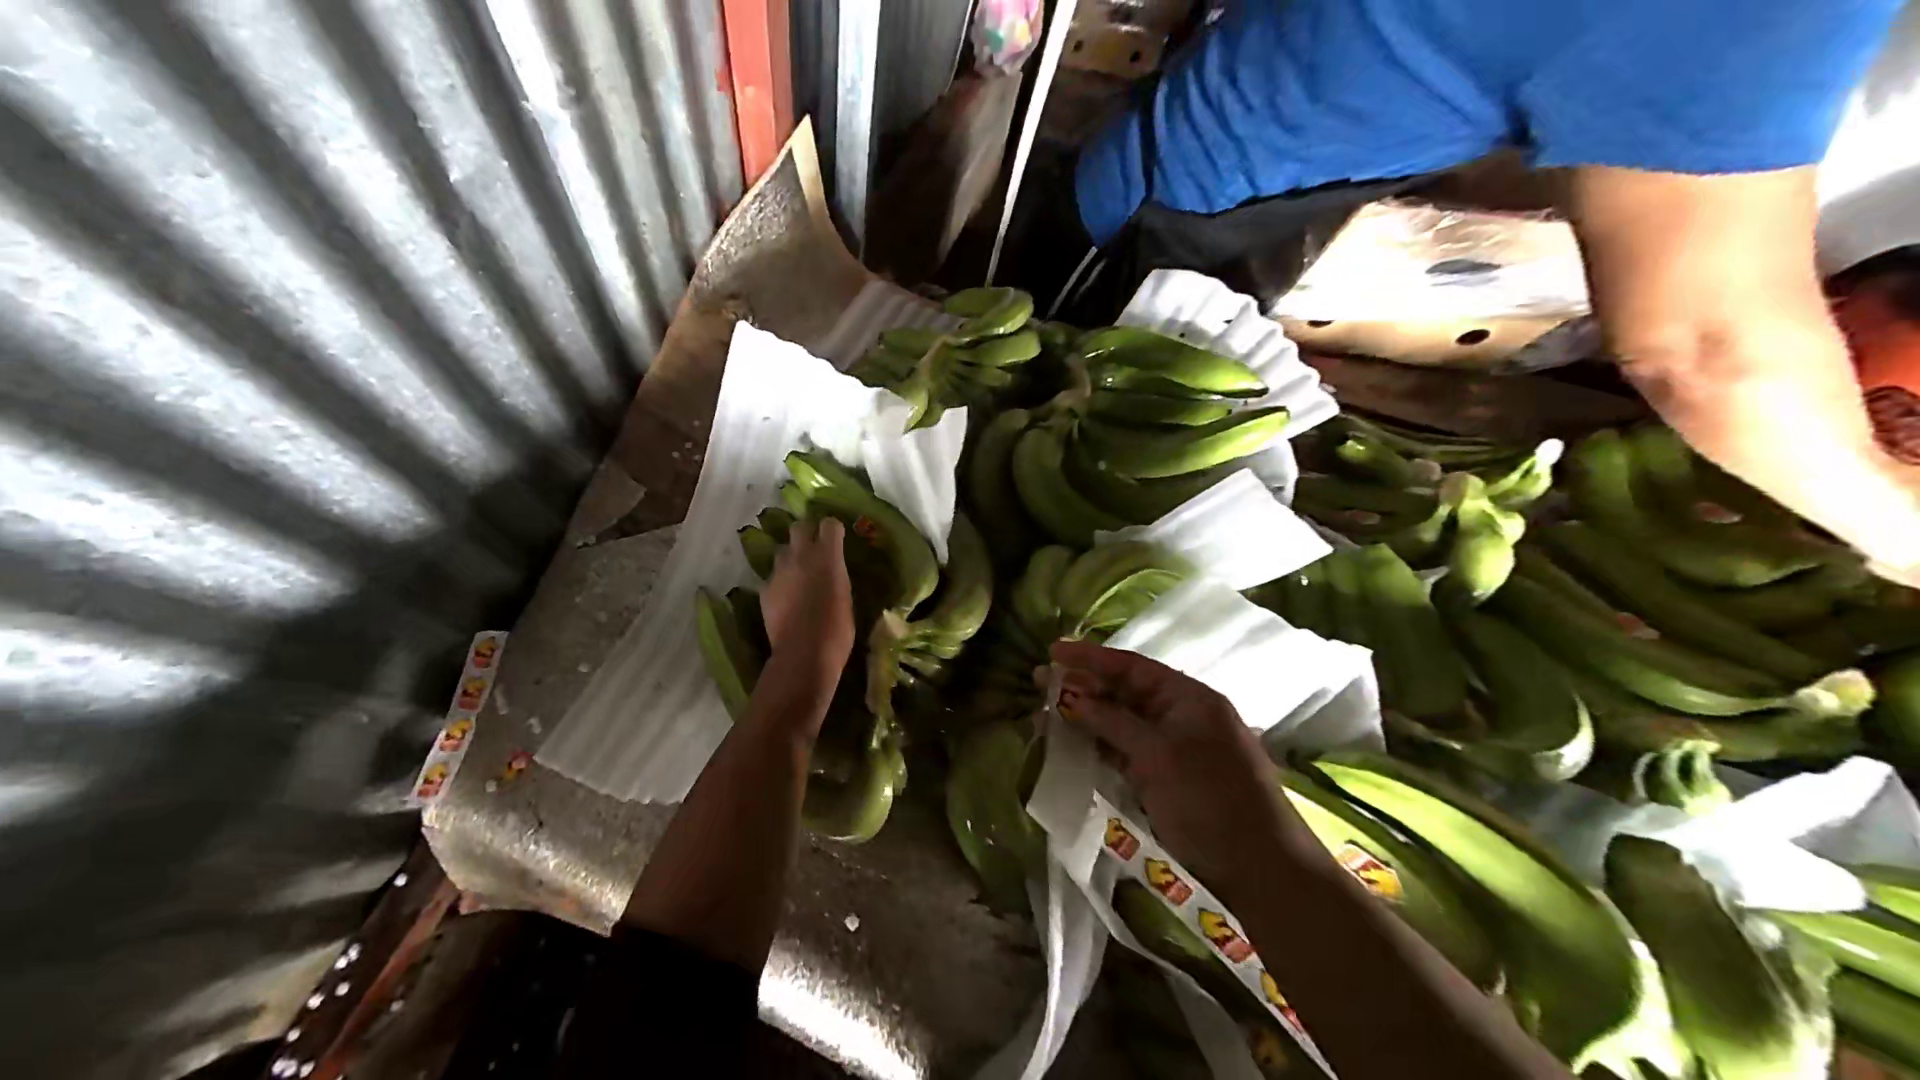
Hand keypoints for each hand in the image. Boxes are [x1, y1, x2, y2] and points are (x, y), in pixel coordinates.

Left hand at [760, 518, 855, 682]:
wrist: (804, 652)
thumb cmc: (838, 628)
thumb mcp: (846, 596)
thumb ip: (837, 575)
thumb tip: (832, 572)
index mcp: (828, 555)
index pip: (829, 524)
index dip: (833, 530)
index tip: (837, 539)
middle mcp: (801, 555)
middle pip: (799, 526)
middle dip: (807, 532)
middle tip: (815, 548)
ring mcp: (779, 571)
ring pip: (783, 551)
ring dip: (792, 557)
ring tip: (799, 575)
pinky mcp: (764, 589)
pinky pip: (773, 577)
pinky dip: (780, 582)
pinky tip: (787, 599)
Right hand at [1046, 640, 1307, 904]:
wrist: (1258, 870)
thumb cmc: (1211, 801)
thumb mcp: (1159, 756)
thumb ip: (1112, 722)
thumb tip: (1071, 696)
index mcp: (1188, 698)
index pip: (1132, 667)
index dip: (1091, 658)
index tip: (1053, 651)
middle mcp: (1180, 716)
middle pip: (1124, 692)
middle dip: (1082, 686)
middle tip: (1039, 681)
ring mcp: (1172, 749)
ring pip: (1120, 723)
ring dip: (1085, 717)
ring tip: (1044, 713)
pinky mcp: (1164, 779)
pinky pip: (1123, 752)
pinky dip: (1097, 746)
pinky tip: (1069, 745)